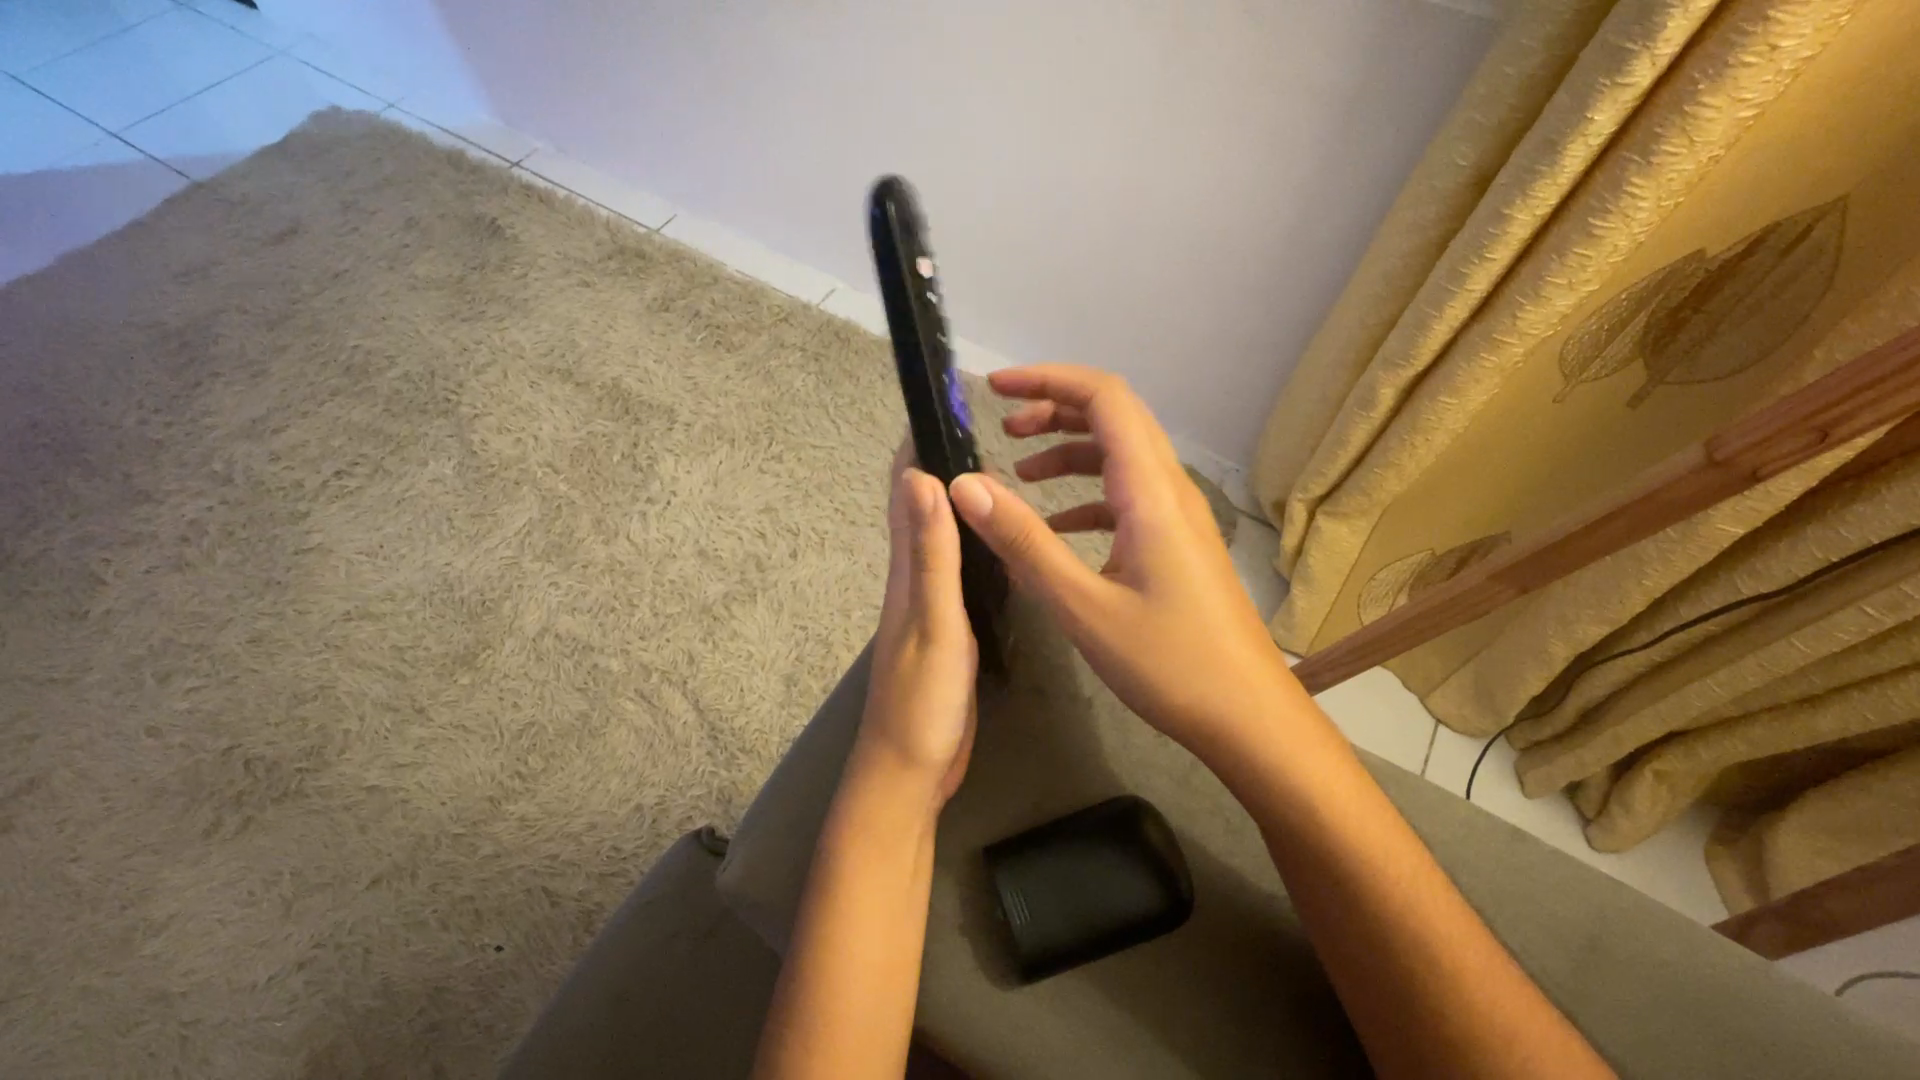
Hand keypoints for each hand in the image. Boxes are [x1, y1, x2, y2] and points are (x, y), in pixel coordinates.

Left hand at [855, 444, 978, 807]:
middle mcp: (913, 583)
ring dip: (957, 502)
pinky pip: (958, 574)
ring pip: (940, 540)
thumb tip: (918, 477)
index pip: (904, 495)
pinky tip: (996, 546)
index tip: (938, 402)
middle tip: (982, 427)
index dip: (914, 447)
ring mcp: (930, 609)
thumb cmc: (923, 703)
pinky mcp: (949, 633)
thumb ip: (931, 555)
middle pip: (921, 510)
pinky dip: (972, 546)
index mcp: (907, 574)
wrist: (910, 775)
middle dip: (940, 464)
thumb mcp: (934, 624)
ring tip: (996, 472)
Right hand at [946, 366, 1297, 751]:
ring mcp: (1179, 517)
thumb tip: (965, 485)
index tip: (994, 389)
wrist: (1247, 715)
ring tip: (1019, 471)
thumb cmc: (1168, 664)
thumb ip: (1024, 542)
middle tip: (1003, 427)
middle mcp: (1170, 490)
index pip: (1103, 398)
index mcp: (1150, 492)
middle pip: (1115, 417)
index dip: (1047, 380)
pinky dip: (1088, 495)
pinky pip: (1129, 496)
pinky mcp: (1179, 544)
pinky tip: (1058, 527)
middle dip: (1055, 409)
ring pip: (1122, 456)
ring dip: (1070, 452)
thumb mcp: (1082, 606)